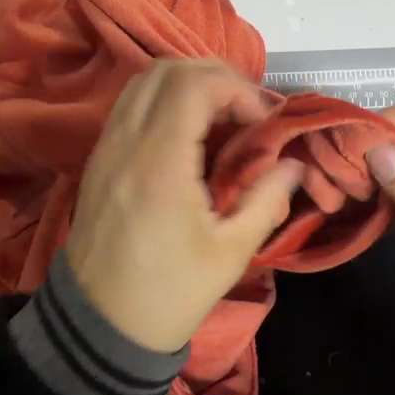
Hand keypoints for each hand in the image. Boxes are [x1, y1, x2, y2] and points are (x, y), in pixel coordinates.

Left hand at [65, 60, 305, 352]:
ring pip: (144, 79)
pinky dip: (162, 97)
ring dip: (187, 82)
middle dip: (215, 77)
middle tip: (246, 111)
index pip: (194, 85)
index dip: (236, 88)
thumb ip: (266, 198)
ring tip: (221, 116)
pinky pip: (130, 101)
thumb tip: (294, 163)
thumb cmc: (170, 291)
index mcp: (159, 160)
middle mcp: (127, 139)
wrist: (100, 324)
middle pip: (168, 70)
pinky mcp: (99, 153)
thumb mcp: (231, 252)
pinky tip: (189, 130)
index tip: (262, 120)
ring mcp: (107, 143)